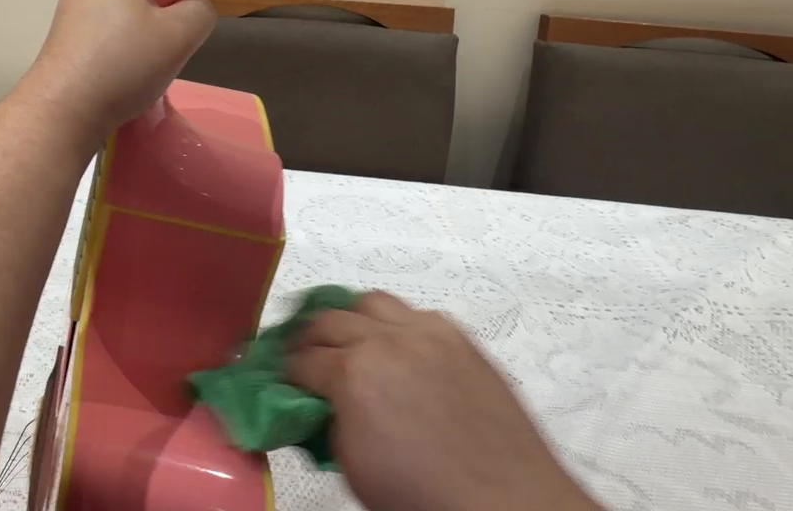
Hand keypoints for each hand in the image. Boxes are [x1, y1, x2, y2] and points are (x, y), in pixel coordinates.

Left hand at [20, 0, 215, 136]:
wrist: (62, 113)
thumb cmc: (120, 63)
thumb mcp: (180, 34)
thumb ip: (198, 8)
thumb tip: (186, 4)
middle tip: (177, 11)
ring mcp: (76, 7)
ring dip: (150, 10)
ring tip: (160, 46)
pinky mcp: (73, 34)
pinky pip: (111, 18)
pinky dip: (131, 32)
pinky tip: (139, 65)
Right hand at [287, 292, 600, 510]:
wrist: (510, 507)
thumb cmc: (427, 498)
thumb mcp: (354, 470)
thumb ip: (326, 424)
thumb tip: (316, 406)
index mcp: (352, 374)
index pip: (300, 360)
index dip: (285, 371)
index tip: (281, 379)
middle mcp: (385, 341)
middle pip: (327, 319)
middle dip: (309, 339)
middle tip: (305, 358)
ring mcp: (426, 334)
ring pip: (369, 302)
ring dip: (352, 319)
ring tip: (352, 341)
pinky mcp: (460, 339)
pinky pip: (416, 313)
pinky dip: (398, 326)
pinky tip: (400, 351)